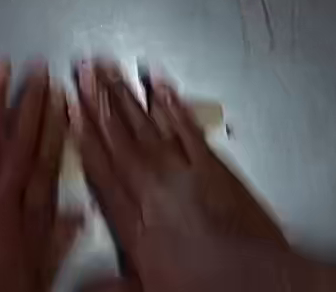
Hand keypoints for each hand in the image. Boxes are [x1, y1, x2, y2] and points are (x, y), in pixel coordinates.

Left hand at [0, 61, 80, 291]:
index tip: (62, 100)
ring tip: (3, 67)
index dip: (56, 129)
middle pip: (19, 144)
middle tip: (39, 70)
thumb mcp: (31, 284)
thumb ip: (54, 245)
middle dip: (31, 103)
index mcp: (23, 226)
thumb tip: (79, 216)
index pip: (46, 166)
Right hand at [71, 60, 335, 291]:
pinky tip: (158, 83)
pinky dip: (171, 103)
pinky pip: (186, 127)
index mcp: (137, 227)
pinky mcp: (213, 164)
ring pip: (147, 126)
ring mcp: (185, 172)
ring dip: (126, 95)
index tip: (71, 106)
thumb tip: (79, 282)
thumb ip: (112, 282)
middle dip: (99, 101)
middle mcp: (156, 192)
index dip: (83, 135)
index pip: (101, 171)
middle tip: (85, 68)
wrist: (264, 289)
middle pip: (120, 139)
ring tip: (110, 66)